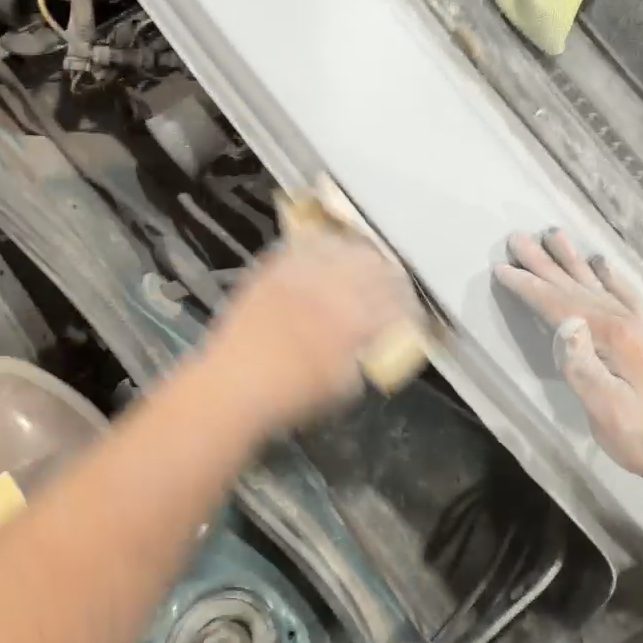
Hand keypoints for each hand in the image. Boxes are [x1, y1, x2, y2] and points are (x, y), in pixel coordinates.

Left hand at [202, 232, 421, 430]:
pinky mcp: (275, 267)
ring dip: (358, 253)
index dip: (409, 304)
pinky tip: (326, 252)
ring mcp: (301, 273)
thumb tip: (373, 342)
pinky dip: (321, 246)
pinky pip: (305, 245)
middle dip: (388, 273)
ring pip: (342, 246)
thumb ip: (364, 355)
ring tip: (363, 260)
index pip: (397, 300)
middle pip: (374, 263)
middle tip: (391, 283)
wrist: (231, 387)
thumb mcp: (343, 385)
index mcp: (356, 319)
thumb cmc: (289, 397)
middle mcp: (332, 288)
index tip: (411, 311)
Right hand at [495, 230, 642, 482]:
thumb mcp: (605, 409)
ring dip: (571, 259)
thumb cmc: (640, 435)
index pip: (559, 304)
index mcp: (611, 337)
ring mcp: (636, 326)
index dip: (528, 286)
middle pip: (574, 285)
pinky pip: (623, 294)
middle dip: (542, 263)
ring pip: (595, 283)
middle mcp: (623, 321)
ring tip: (554, 234)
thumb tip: (563, 322)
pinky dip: (609, 275)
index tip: (501, 267)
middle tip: (517, 237)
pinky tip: (601, 262)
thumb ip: (582, 365)